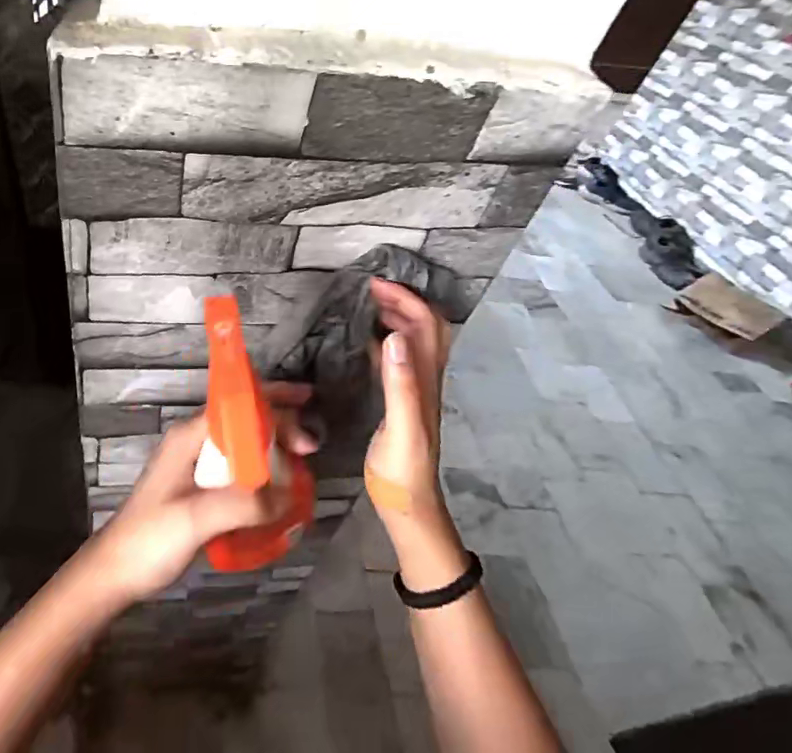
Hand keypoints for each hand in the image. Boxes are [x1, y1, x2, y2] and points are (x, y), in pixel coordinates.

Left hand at [80, 386, 318, 604]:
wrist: (114, 574)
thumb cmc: (148, 540)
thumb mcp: (194, 519)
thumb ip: (242, 504)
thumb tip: (287, 496)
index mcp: (190, 437)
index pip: (237, 403)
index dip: (274, 399)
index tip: (307, 404)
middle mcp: (195, 444)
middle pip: (245, 422)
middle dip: (281, 427)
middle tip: (310, 449)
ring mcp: (197, 468)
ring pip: (245, 448)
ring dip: (275, 453)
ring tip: (303, 469)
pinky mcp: (201, 492)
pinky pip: (240, 474)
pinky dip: (264, 477)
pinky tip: (281, 494)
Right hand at [365, 279, 471, 590]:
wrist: (407, 505)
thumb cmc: (402, 470)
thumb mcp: (401, 427)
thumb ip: (400, 384)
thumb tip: (394, 336)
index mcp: (426, 378)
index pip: (424, 325)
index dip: (406, 299)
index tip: (375, 285)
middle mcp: (425, 377)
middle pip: (425, 326)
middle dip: (404, 300)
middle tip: (371, 288)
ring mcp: (415, 388)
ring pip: (413, 340)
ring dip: (396, 315)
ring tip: (368, 304)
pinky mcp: (401, 400)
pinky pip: (397, 358)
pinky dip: (385, 338)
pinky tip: (365, 339)